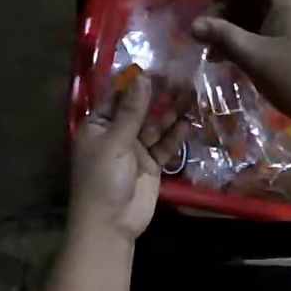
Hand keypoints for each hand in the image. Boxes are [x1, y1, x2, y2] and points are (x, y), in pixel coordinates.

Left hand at [72, 74, 191, 240]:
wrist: (110, 224)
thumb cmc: (103, 179)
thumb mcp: (115, 141)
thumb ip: (132, 111)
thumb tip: (142, 77)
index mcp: (98, 126)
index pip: (119, 97)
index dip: (138, 82)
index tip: (160, 65)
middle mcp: (116, 134)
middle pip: (140, 110)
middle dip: (159, 96)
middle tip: (182, 77)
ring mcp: (135, 150)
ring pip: (155, 126)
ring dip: (171, 112)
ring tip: (191, 94)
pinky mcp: (150, 166)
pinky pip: (164, 146)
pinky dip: (175, 135)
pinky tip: (188, 121)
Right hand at [190, 0, 290, 134]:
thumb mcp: (254, 57)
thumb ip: (223, 36)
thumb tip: (195, 26)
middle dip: (224, 2)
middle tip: (203, 30)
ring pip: (259, 6)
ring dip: (233, 22)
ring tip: (212, 50)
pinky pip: (269, 23)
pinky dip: (247, 33)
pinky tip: (229, 57)